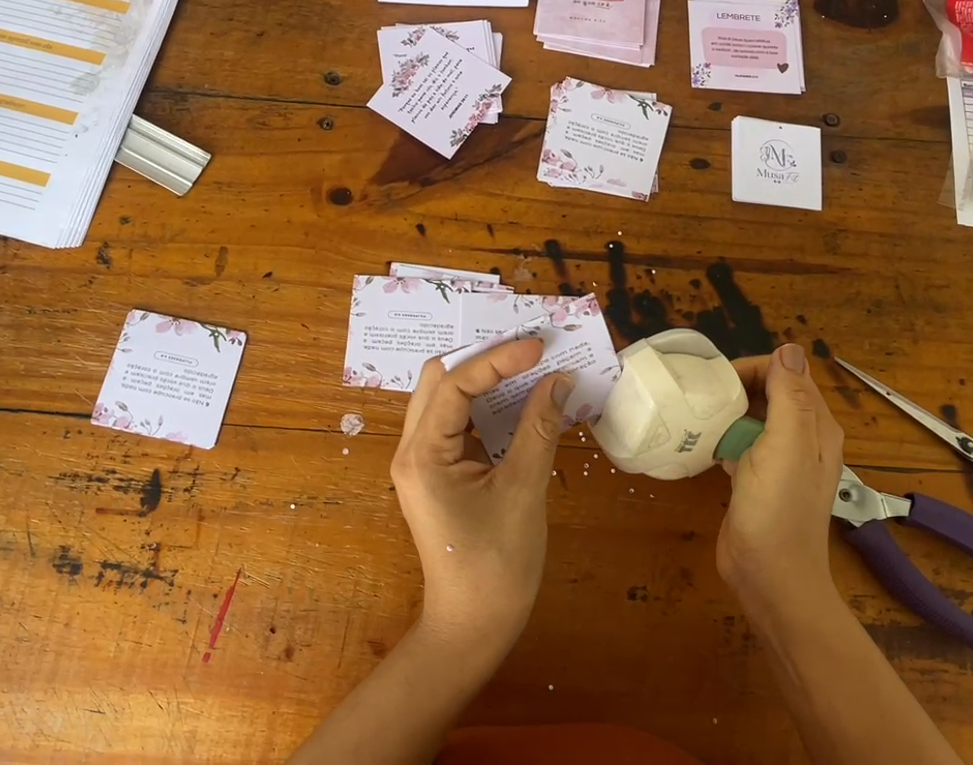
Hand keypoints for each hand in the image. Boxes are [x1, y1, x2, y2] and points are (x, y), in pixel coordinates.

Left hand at [391, 339, 571, 654]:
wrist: (473, 625)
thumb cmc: (497, 564)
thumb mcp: (524, 491)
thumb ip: (539, 429)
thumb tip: (560, 381)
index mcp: (422, 454)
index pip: (454, 384)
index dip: (496, 359)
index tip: (537, 347)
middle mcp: (412, 450)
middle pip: (438, 381)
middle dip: (482, 359)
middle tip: (529, 349)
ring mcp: (421, 461)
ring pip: (445, 398)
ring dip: (483, 379)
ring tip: (526, 365)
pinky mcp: (437, 472)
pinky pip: (456, 423)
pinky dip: (484, 405)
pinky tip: (517, 400)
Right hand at [716, 343, 846, 617]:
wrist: (769, 576)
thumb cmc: (777, 509)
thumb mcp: (786, 446)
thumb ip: (789, 397)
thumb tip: (788, 348)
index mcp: (816, 427)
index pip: (788, 374)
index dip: (754, 368)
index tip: (716, 379)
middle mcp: (802, 439)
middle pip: (769, 393)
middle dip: (737, 386)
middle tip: (700, 394)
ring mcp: (779, 462)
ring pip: (752, 418)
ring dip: (727, 411)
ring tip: (696, 413)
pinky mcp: (757, 480)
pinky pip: (740, 444)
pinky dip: (722, 437)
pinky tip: (702, 443)